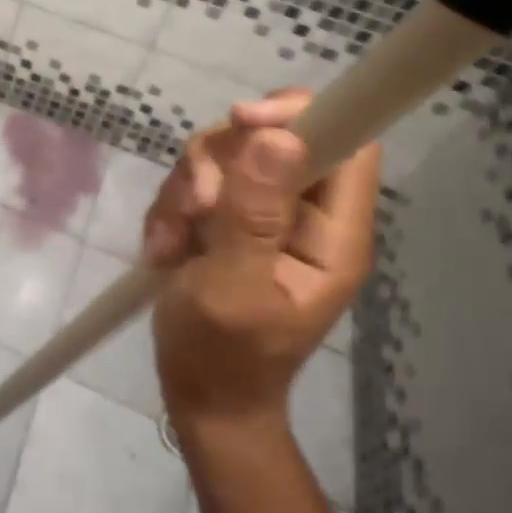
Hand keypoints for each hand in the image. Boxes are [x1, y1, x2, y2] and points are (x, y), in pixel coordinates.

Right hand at [144, 90, 379, 420]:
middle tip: (195, 209)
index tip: (243, 120)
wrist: (200, 397)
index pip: (346, 140)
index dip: (299, 115)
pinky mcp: (229, 219)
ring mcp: (263, 214)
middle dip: (218, 163)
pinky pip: (196, 181)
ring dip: (185, 190)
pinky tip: (164, 249)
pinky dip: (171, 209)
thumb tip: (278, 136)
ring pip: (224, 156)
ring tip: (172, 242)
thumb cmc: (224, 356)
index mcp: (333, 234)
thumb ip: (253, 213)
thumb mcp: (233, 287)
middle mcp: (304, 214)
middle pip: (269, 137)